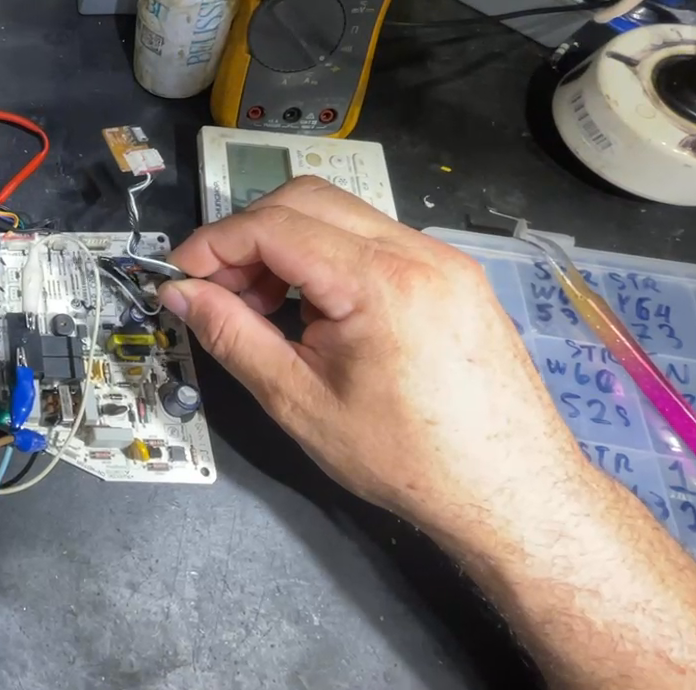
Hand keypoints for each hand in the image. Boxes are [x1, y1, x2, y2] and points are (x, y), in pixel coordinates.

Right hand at [157, 177, 586, 540]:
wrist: (520, 497)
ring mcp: (440, 258)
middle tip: (217, 287)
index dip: (211, 244)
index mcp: (379, 282)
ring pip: (333, 209)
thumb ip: (229, 333)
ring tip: (259, 300)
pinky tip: (307, 304)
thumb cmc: (405, 458)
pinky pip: (364, 235)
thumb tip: (175, 291)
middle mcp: (416, 251)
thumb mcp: (296, 400)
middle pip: (301, 198)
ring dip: (279, 240)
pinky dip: (316, 253)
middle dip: (243, 233)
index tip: (178, 276)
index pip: (271, 225)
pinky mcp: (449, 273)